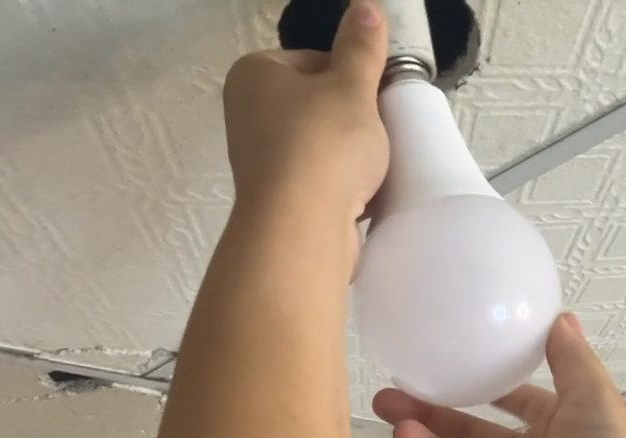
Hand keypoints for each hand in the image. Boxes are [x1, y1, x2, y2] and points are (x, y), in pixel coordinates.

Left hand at [222, 0, 387, 224]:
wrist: (302, 229)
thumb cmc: (324, 146)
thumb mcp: (352, 86)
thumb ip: (362, 47)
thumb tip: (367, 7)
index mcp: (254, 74)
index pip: (314, 61)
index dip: (352, 78)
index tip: (375, 100)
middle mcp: (247, 116)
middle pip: (316, 107)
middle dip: (351, 121)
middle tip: (378, 135)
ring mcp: (261, 165)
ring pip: (320, 150)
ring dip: (349, 159)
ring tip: (372, 170)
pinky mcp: (279, 205)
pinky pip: (319, 186)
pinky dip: (341, 190)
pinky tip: (361, 198)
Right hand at [373, 314, 625, 437]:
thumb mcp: (598, 405)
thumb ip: (571, 362)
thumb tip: (559, 315)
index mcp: (557, 425)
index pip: (507, 397)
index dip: (471, 382)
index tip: (432, 365)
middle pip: (469, 434)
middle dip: (429, 415)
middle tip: (387, 400)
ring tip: (401, 433)